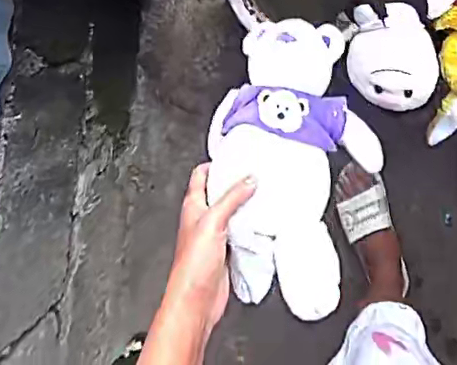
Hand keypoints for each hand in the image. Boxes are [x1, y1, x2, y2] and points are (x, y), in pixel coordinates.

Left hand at [143, 164, 254, 363]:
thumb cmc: (192, 267)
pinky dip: (252, 222)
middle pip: (221, 190)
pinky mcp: (228, 249)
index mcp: (193, 206)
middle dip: (238, 180)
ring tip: (264, 190)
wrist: (196, 303)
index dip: (216, 162)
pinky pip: (242, 228)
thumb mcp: (213, 221)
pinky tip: (264, 218)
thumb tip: (249, 179)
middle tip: (256, 170)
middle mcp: (203, 218)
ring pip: (233, 209)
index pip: (202, 174)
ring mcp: (216, 234)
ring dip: (247, 202)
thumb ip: (232, 198)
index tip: (235, 153)